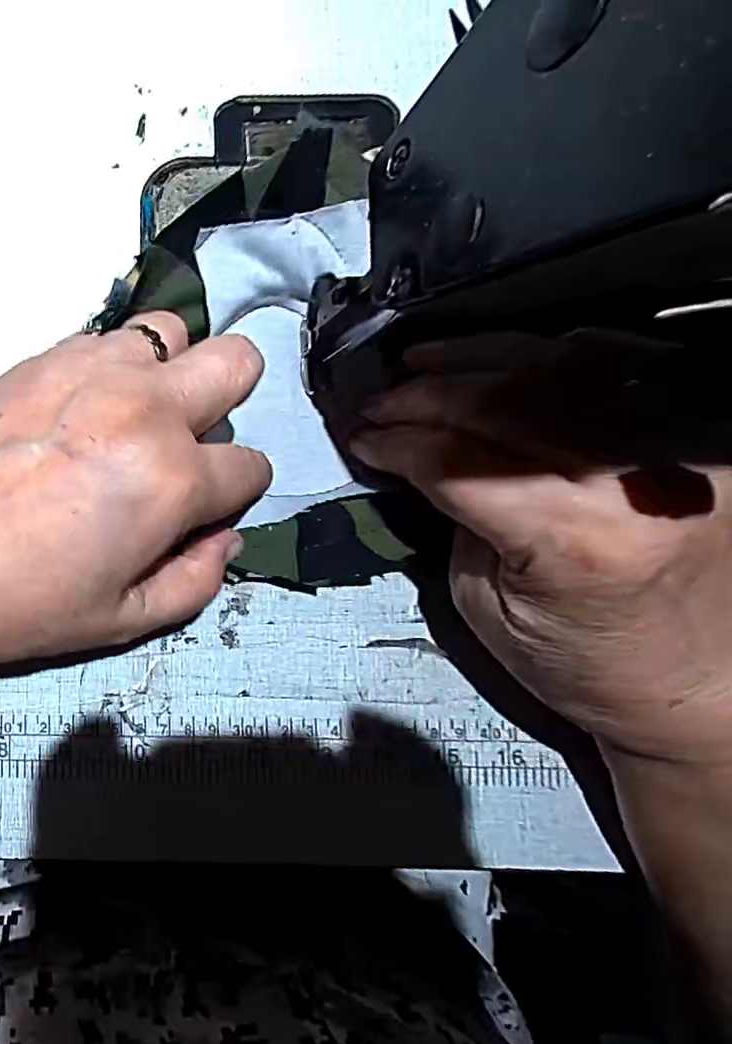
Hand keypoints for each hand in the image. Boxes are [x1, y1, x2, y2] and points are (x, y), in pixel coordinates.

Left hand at [0, 312, 270, 668]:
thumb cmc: (11, 602)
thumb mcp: (119, 621)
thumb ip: (195, 580)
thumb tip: (219, 536)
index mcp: (172, 477)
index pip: (251, 467)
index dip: (223, 497)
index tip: (183, 513)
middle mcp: (140, 408)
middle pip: (235, 364)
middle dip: (216, 408)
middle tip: (165, 450)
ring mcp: (84, 374)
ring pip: (165, 336)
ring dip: (156, 376)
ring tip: (113, 422)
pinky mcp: (31, 362)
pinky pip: (96, 340)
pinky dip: (99, 368)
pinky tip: (65, 414)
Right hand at [351, 333, 731, 767]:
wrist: (703, 677)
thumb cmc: (570, 651)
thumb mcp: (479, 593)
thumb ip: (456, 514)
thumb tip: (409, 456)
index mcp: (576, 538)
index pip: (460, 459)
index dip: (396, 440)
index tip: (357, 438)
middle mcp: (647, 484)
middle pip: (516, 402)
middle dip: (429, 394)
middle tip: (378, 403)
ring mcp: (691, 453)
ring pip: (575, 368)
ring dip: (484, 359)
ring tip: (425, 363)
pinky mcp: (709, 439)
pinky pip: (626, 370)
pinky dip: (554, 356)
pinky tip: (502, 362)